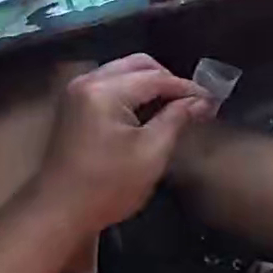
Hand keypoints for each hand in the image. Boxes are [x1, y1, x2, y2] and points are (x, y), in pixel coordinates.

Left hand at [32, 55, 214, 233]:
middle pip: (136, 64)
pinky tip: (148, 111)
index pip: (154, 77)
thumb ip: (177, 119)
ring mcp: (75, 91)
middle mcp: (86, 81)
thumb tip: (202, 100)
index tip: (212, 100)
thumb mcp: (150, 153)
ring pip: (121, 71)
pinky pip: (108, 84)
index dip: (186, 87)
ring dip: (148, 83)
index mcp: (103, 90)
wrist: (60, 209)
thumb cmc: (107, 185)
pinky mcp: (73, 104)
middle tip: (193, 102)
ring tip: (174, 107)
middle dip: (167, 79)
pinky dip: (130, 91)